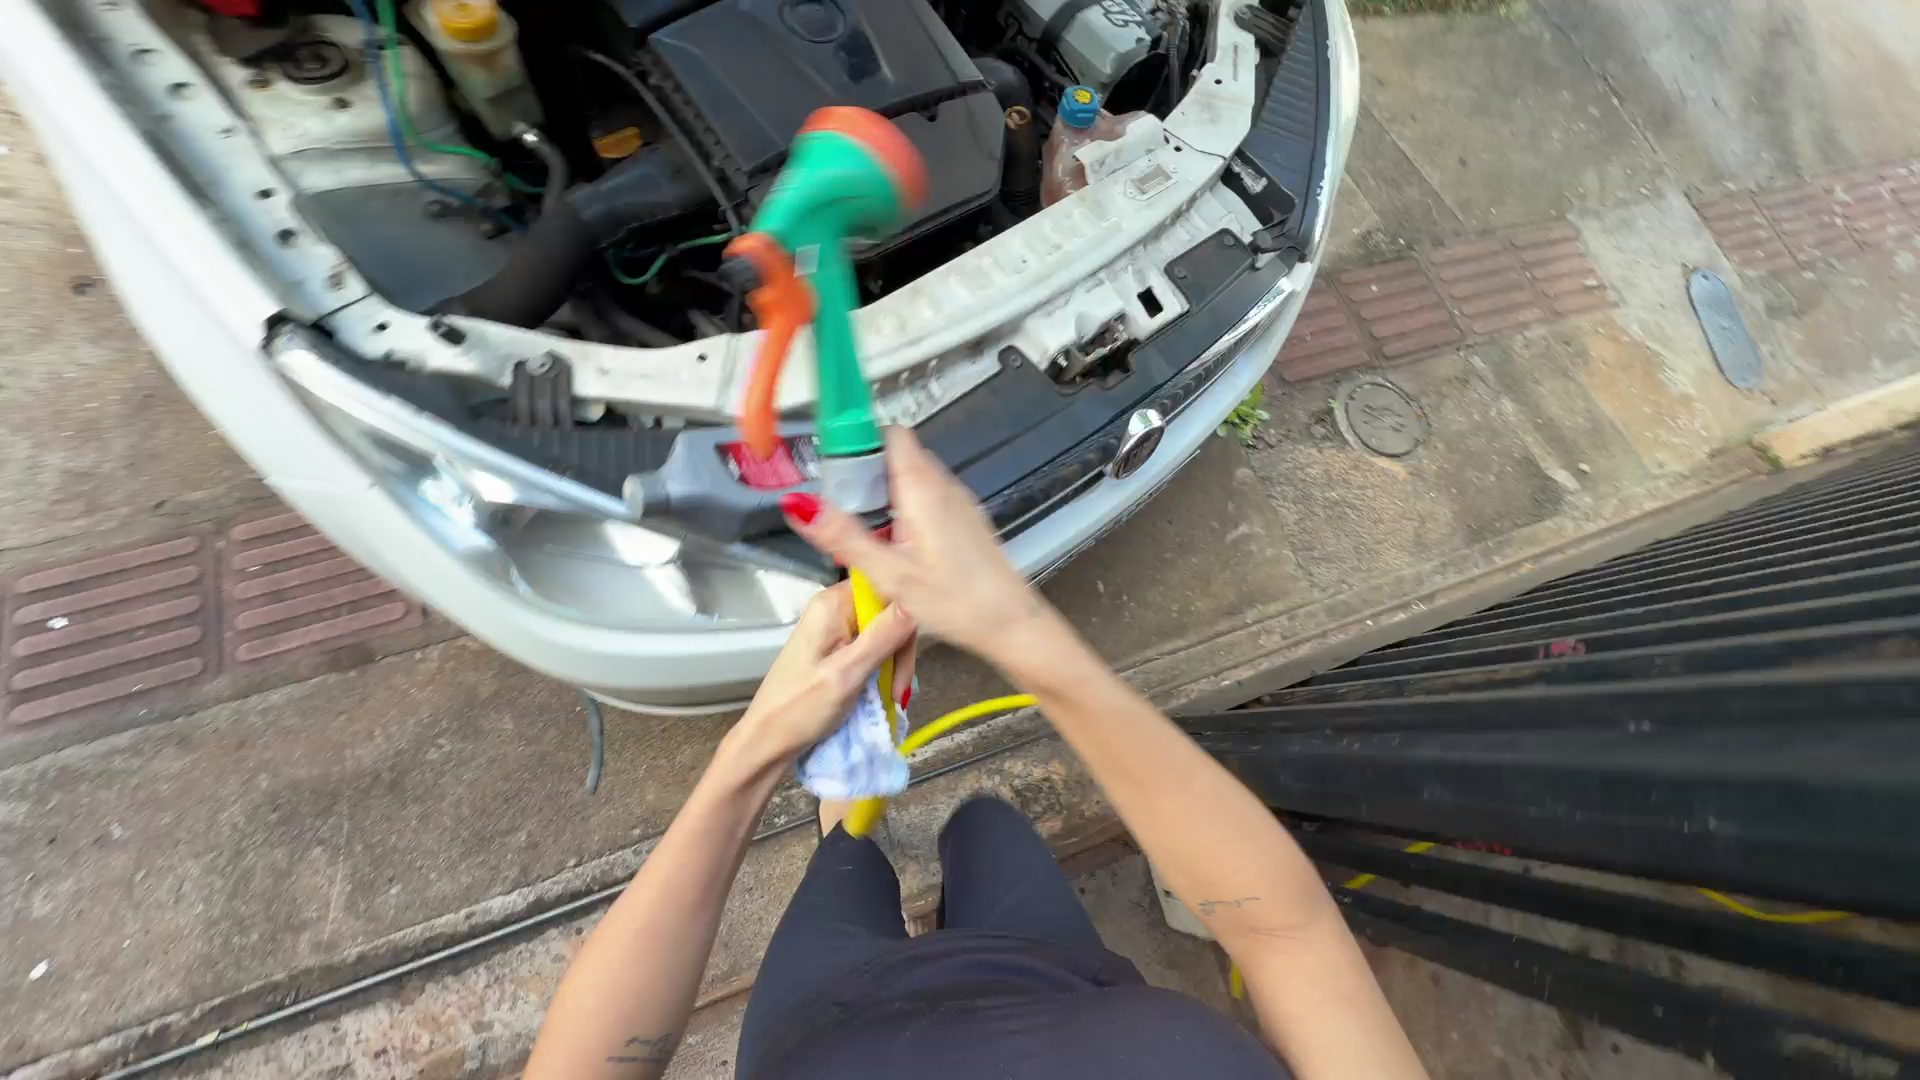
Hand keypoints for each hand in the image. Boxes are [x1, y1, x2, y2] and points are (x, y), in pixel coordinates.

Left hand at [727, 581, 916, 765]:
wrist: (769, 741)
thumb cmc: (801, 708)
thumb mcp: (847, 673)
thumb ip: (883, 635)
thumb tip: (915, 600)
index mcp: (833, 603)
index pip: (887, 589)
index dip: (905, 615)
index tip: (908, 654)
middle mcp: (835, 608)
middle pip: (889, 613)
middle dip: (900, 651)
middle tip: (897, 689)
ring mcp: (837, 629)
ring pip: (886, 634)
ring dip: (893, 666)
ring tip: (890, 696)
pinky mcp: (839, 649)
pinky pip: (874, 649)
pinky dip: (883, 671)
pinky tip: (883, 692)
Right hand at [781, 426, 1055, 665]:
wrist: (1011, 623)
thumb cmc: (961, 602)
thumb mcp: (890, 574)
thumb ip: (844, 537)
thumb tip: (802, 506)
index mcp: (923, 489)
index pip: (889, 434)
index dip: (858, 440)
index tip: (832, 460)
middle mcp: (944, 487)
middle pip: (896, 455)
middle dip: (864, 474)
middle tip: (841, 506)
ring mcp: (957, 503)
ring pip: (912, 478)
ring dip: (884, 494)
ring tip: (865, 530)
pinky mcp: (963, 521)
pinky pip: (927, 500)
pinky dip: (904, 511)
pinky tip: (896, 546)